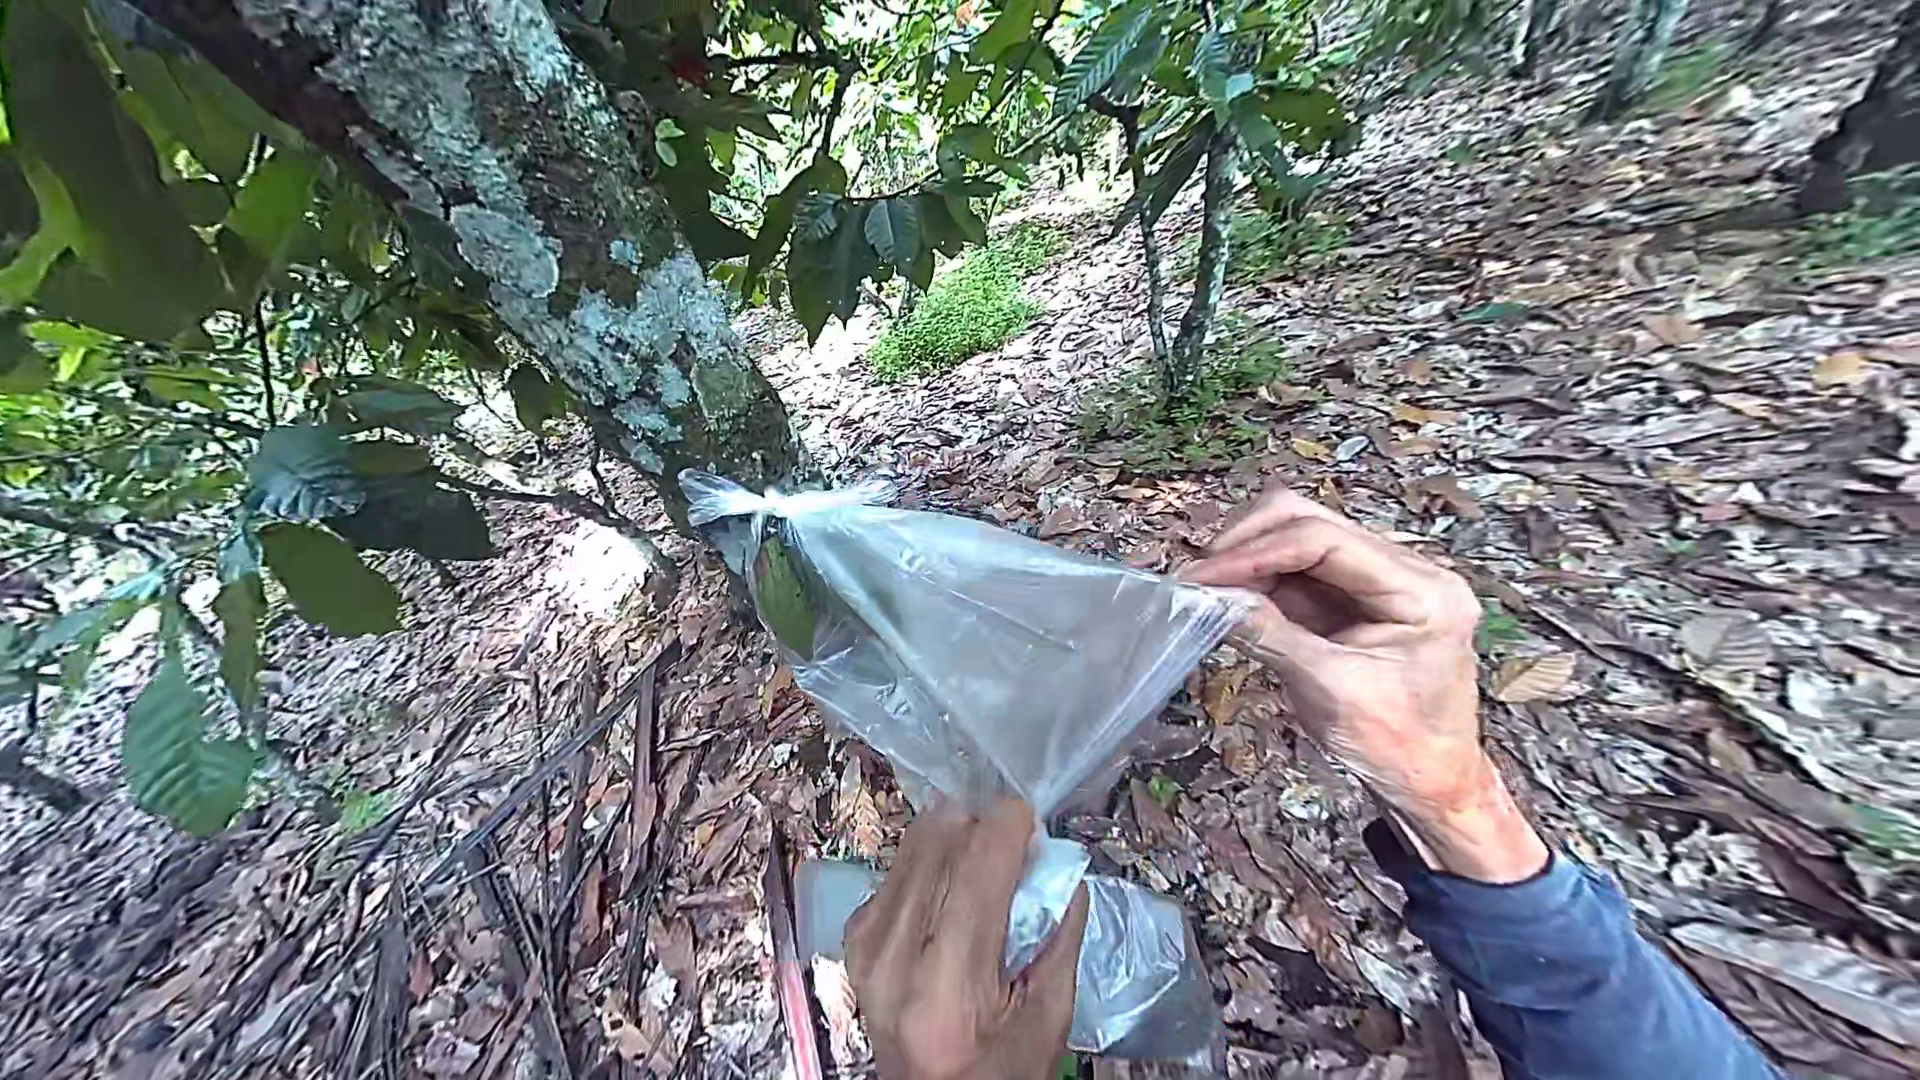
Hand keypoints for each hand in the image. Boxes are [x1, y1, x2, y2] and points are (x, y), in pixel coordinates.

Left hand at [845, 798, 1089, 1079]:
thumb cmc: (999, 1069)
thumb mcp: (1048, 1015)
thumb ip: (1060, 929)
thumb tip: (1060, 856)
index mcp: (948, 985)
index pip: (979, 863)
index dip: (1009, 824)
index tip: (1031, 824)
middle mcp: (895, 954)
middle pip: (945, 838)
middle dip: (985, 826)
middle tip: (1011, 848)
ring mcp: (867, 939)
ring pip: (919, 838)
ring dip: (958, 834)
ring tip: (981, 864)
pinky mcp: (854, 930)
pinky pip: (901, 860)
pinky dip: (933, 855)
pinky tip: (950, 884)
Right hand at [1182, 489, 1547, 882]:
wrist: (1426, 779)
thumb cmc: (1393, 742)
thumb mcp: (1326, 687)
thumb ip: (1269, 633)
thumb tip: (1209, 597)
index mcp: (1420, 589)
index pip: (1322, 541)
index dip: (1253, 552)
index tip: (1202, 577)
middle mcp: (1401, 568)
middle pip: (1307, 520)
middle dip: (1245, 542)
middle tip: (1200, 576)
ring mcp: (1371, 577)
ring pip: (1292, 534)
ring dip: (1244, 558)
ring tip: (1207, 589)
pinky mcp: (1344, 593)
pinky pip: (1287, 567)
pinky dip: (1251, 577)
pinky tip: (1227, 597)